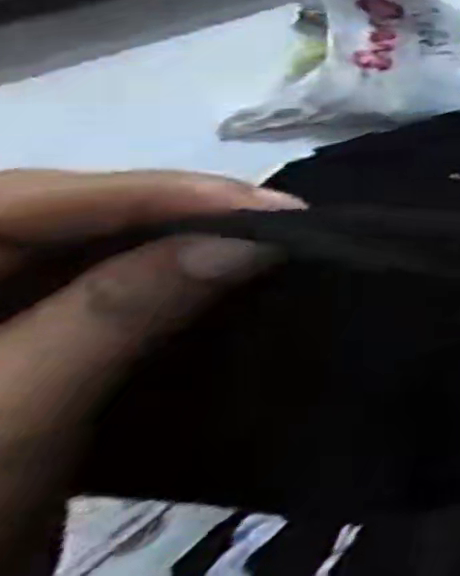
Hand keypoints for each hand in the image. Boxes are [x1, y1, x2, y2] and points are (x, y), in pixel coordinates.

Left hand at [0, 171, 300, 561]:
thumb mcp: (10, 419)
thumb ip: (115, 315)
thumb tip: (254, 237)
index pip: (19, 201)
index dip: (147, 191)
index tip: (268, 203)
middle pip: (59, 214)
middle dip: (170, 207)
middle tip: (279, 216)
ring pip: (90, 247)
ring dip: (182, 238)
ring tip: (269, 233)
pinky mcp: (28, 346)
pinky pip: (104, 286)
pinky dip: (173, 273)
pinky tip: (229, 269)